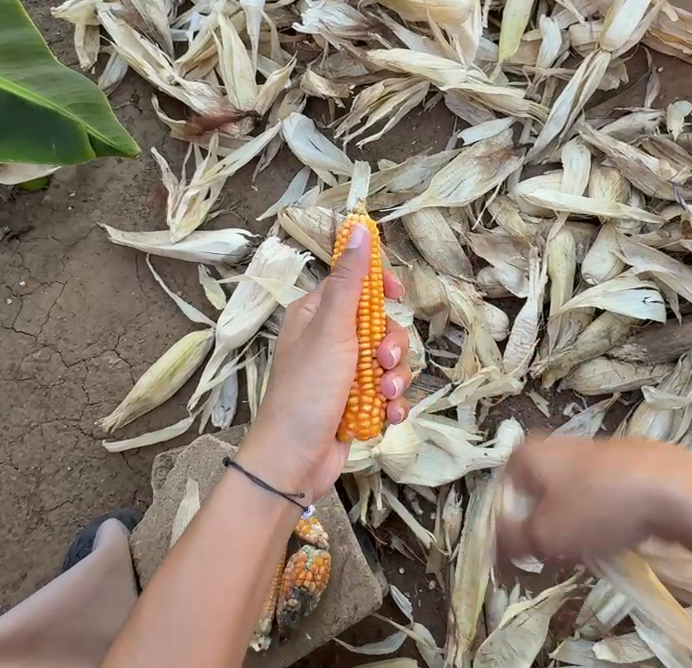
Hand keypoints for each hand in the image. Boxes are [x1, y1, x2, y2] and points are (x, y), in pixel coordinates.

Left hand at [242, 222, 413, 501]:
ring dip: (395, 378)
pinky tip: (388, 416)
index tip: (399, 295)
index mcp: (318, 314)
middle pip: (381, 324)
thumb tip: (359, 228)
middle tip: (382, 363)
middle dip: (391, 346)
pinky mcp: (357, 403)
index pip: (356, 284)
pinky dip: (392, 403)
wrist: (292, 462)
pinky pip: (389, 392)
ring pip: (390, 360)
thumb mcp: (331, 329)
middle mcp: (331, 339)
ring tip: (384, 396)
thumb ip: (351, 281)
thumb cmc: (306, 389)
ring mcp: (345, 373)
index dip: (381, 287)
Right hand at [496, 437, 691, 562]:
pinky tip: (618, 535)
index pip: (502, 497)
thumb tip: (496, 547)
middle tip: (558, 555)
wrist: (669, 487)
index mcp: (528, 454)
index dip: (509, 531)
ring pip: (569, 500)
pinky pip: (599, 499)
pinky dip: (603, 519)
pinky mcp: (620, 465)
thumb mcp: (544, 535)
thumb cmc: (596, 506)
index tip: (524, 557)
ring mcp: (590, 452)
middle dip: (545, 529)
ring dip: (574, 528)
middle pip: (536, 498)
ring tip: (592, 549)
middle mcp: (554, 445)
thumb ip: (511, 542)